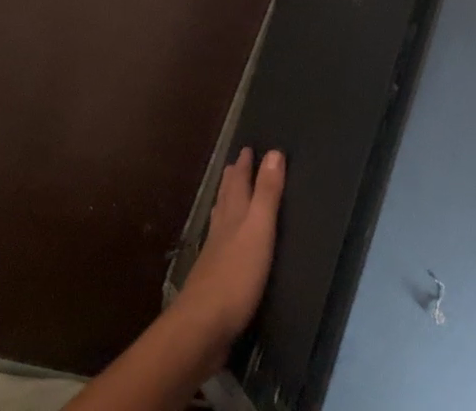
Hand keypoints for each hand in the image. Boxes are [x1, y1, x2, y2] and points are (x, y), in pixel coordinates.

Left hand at [173, 148, 284, 346]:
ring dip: (225, 204)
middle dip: (232, 181)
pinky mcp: (214, 280)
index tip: (247, 147)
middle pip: (225, 199)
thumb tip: (272, 152)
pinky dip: (224, 234)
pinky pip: (221, 246)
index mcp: (233, 217)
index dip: (244, 166)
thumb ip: (266, 194)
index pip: (238, 183)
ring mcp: (214, 257)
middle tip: (235, 164)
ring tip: (227, 195)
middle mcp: (220, 232)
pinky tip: (223, 244)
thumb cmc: (236, 276)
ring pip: (220, 221)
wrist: (202, 328)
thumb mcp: (259, 230)